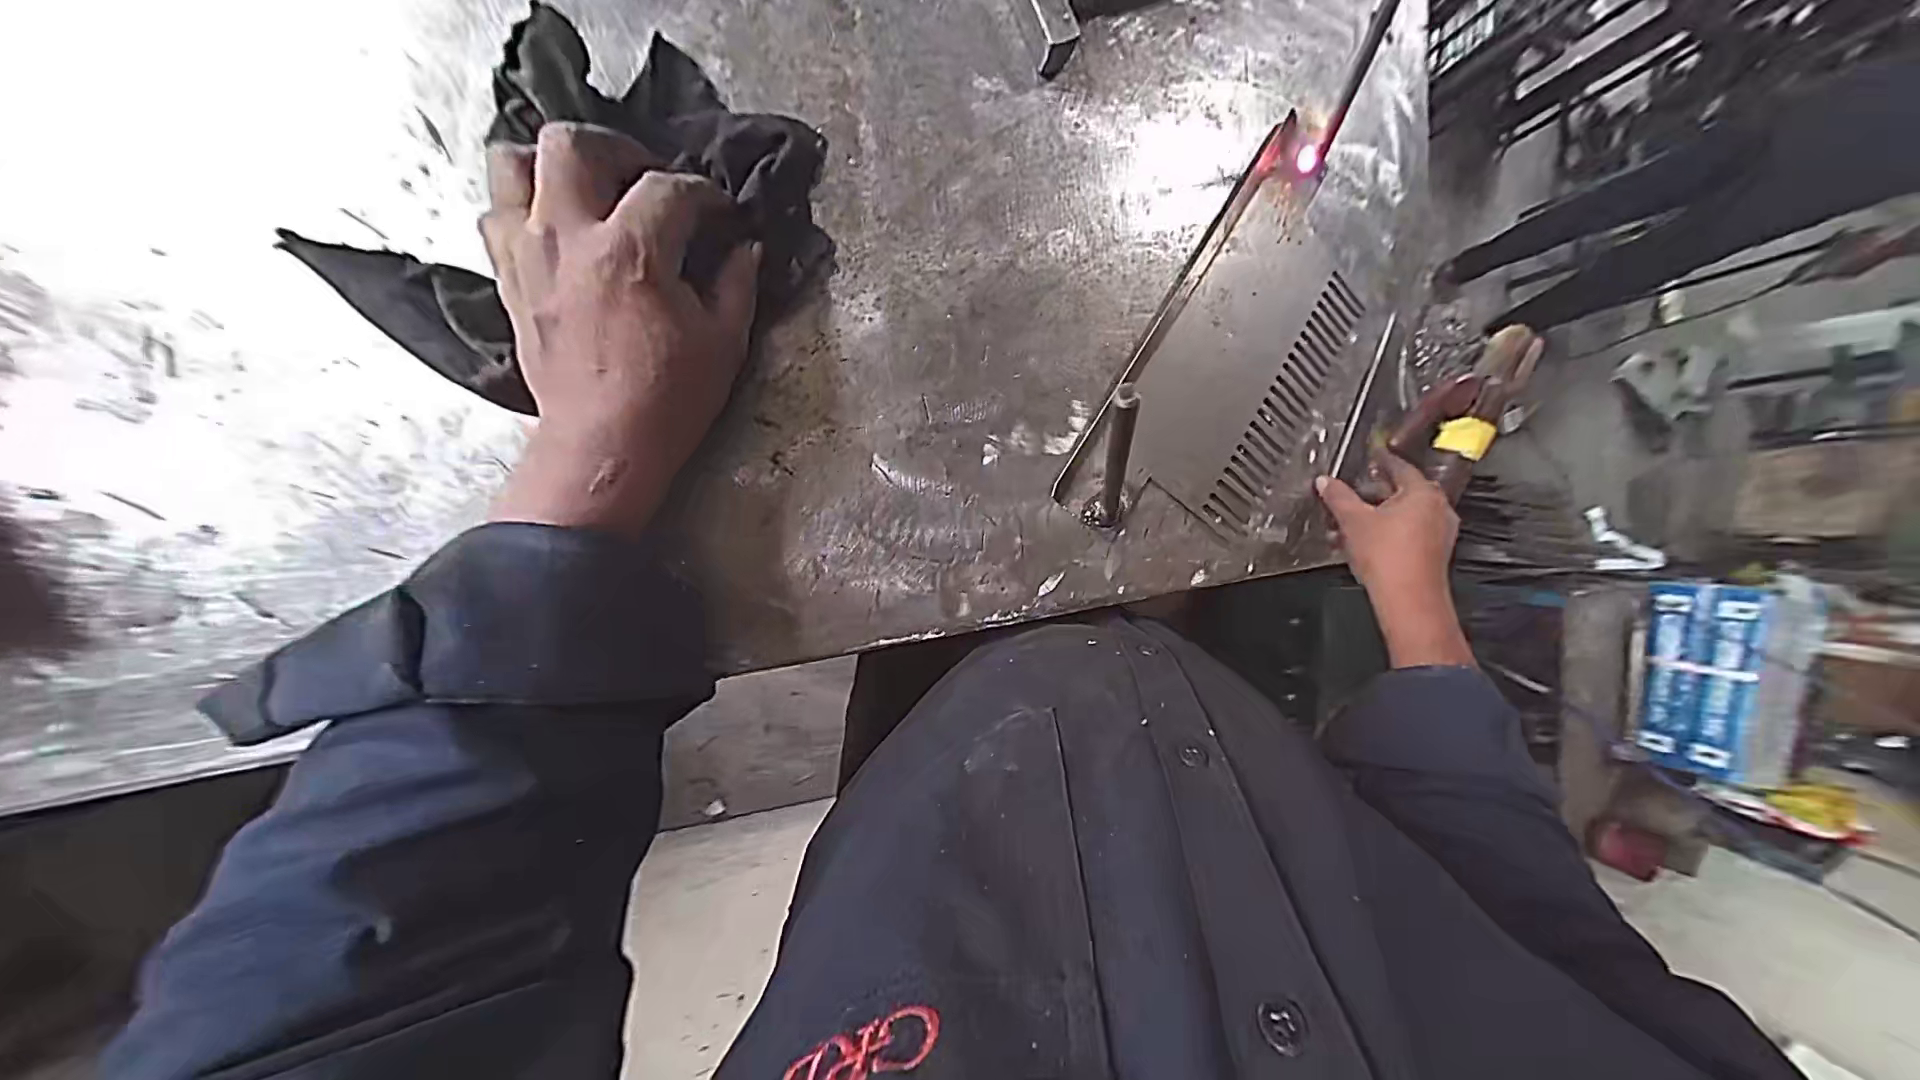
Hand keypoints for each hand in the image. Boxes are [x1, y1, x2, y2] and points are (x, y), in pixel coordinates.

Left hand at [483, 122, 761, 535]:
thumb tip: (745, 250)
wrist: (607, 442)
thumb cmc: (670, 399)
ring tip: (592, 192)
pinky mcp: (509, 278)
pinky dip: (528, 206)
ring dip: (555, 166)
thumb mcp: (725, 342)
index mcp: (634, 253)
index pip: (671, 189)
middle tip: (651, 179)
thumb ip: (737, 284)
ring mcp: (529, 254)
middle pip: (575, 144)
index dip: (705, 195)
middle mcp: (570, 238)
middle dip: (621, 151)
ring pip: (514, 162)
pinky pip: (498, 213)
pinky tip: (562, 231)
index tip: (720, 213)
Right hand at [1316, 451, 1474, 668]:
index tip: (1371, 457)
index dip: (1381, 462)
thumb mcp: (1352, 520)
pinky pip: (1409, 532)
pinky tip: (1366, 540)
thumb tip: (1326, 482)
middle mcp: (1439, 509)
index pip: (1400, 467)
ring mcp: (1440, 531)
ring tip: (1353, 520)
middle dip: (1376, 492)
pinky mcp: (1433, 551)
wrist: (1406, 597)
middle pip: (1403, 491)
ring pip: (1405, 513)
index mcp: (1423, 493)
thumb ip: (1338, 497)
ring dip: (1380, 514)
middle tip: (1354, 491)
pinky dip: (1389, 530)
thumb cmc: (1388, 556)